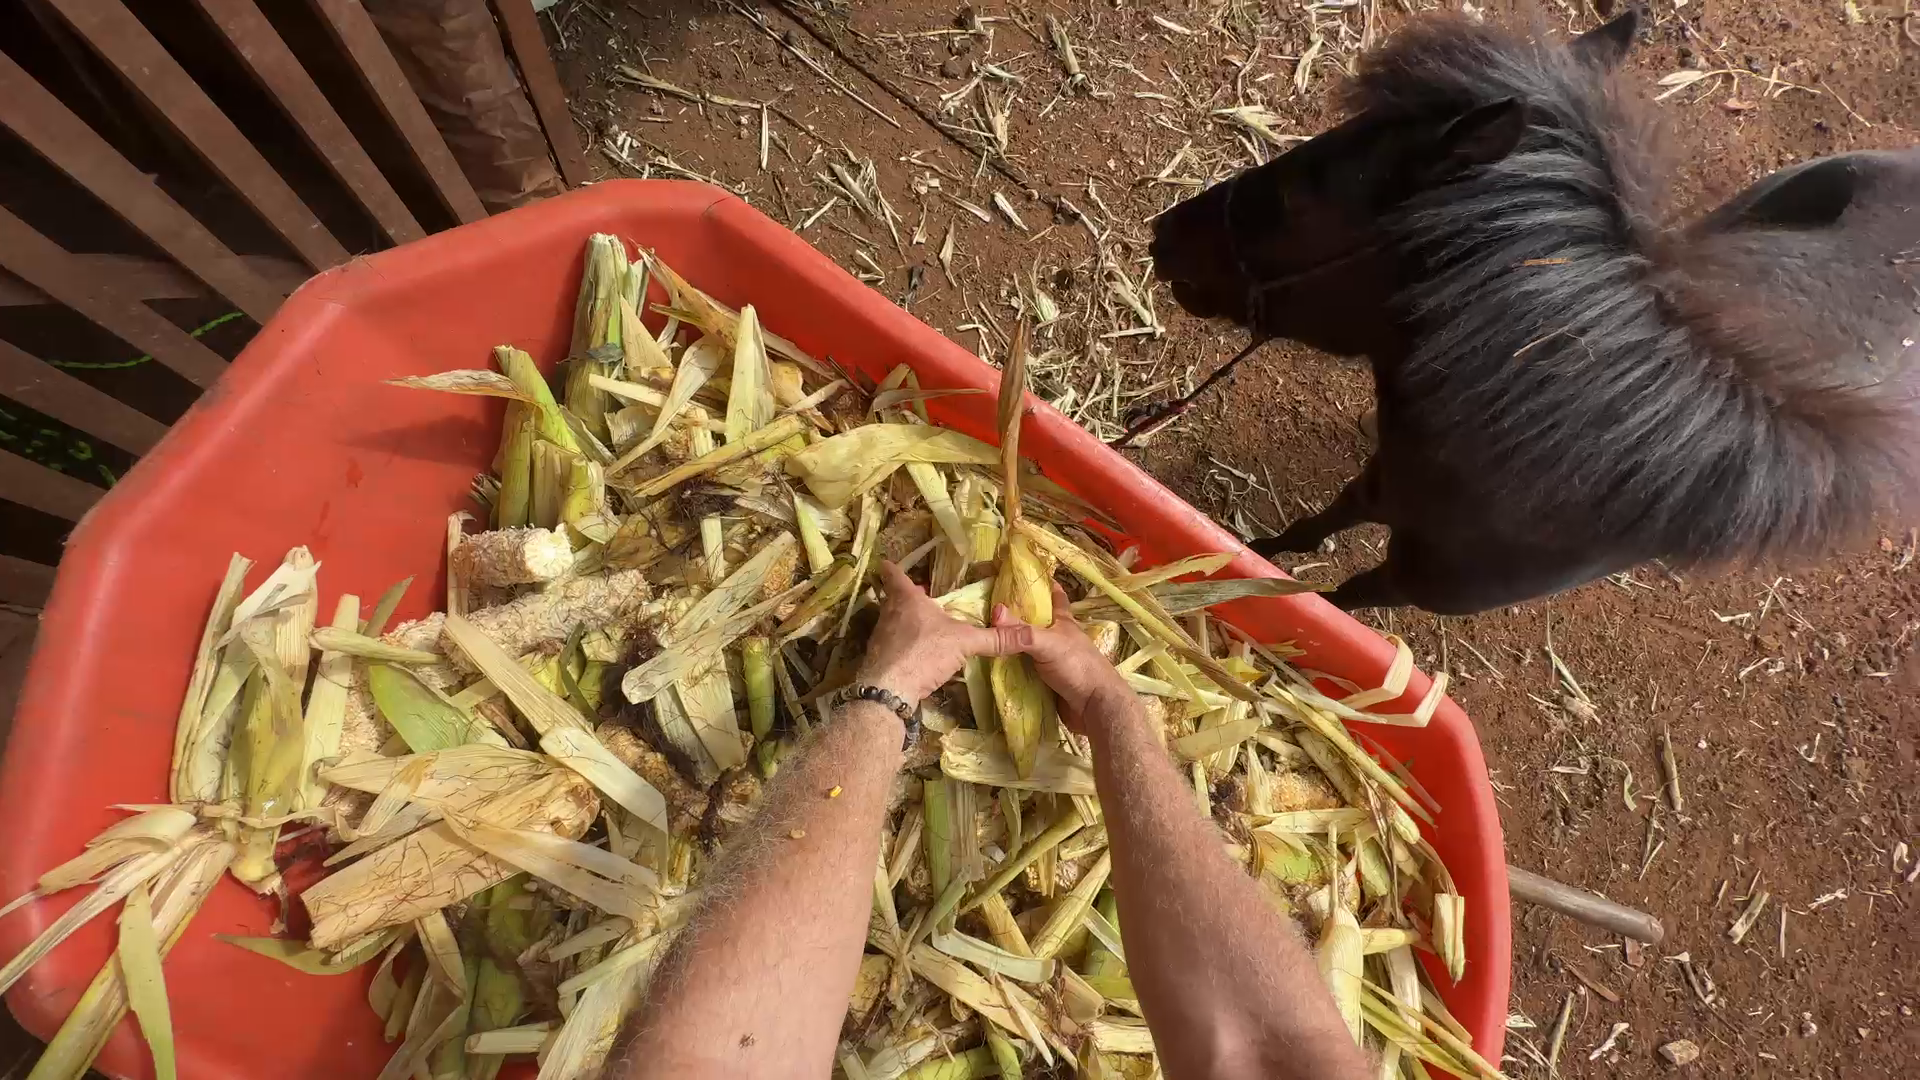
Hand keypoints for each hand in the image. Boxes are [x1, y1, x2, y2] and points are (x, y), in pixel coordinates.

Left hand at [857, 562, 1027, 703]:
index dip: (892, 569)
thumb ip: (994, 639)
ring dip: (902, 622)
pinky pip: (889, 645)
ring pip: (890, 622)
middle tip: (918, 597)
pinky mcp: (877, 659)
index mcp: (907, 600)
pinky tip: (913, 656)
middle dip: (904, 598)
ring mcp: (880, 637)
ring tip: (920, 626)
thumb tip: (1027, 635)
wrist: (890, 689)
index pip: (895, 577)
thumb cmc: (925, 652)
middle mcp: (889, 614)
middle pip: (892, 599)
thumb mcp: (964, 643)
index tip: (887, 563)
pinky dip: (900, 646)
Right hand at [989, 584, 1133, 733]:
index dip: (1046, 586)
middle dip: (1016, 618)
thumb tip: (995, 612)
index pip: (1056, 598)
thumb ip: (1022, 632)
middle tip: (989, 610)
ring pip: (1027, 649)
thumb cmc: (1078, 667)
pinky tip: (994, 668)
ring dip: (1010, 646)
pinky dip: (1011, 670)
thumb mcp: (1049, 643)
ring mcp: (1052, 663)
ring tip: (986, 638)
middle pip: (1035, 625)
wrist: (1095, 708)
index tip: (1029, 576)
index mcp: (1063, 624)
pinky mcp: (1047, 683)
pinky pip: (1024, 672)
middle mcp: (1058, 640)